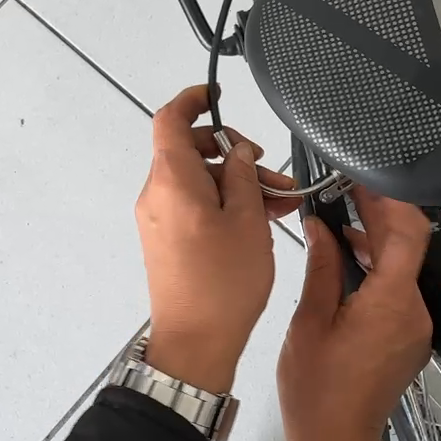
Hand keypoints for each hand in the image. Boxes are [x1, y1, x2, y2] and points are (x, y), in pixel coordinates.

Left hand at [136, 85, 298, 394]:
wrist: (194, 345)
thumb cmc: (223, 281)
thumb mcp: (247, 220)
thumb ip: (244, 175)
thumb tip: (238, 152)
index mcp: (172, 180)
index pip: (170, 119)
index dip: (193, 100)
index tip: (218, 95)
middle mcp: (157, 194)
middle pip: (190, 150)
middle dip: (235, 152)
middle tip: (272, 171)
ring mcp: (159, 218)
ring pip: (198, 180)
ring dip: (237, 182)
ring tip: (283, 200)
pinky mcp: (166, 240)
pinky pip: (194, 205)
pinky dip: (224, 202)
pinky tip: (263, 217)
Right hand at [278, 188, 432, 440]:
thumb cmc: (316, 390)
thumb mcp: (310, 320)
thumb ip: (321, 266)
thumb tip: (320, 225)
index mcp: (392, 302)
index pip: (409, 233)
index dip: (389, 200)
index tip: (362, 179)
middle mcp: (415, 310)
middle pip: (409, 246)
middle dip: (380, 215)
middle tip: (346, 190)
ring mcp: (416, 326)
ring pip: (405, 266)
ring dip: (378, 240)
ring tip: (340, 218)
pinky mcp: (409, 337)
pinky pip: (401, 289)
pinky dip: (379, 267)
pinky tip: (349, 257)